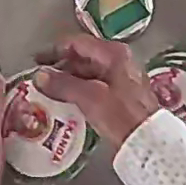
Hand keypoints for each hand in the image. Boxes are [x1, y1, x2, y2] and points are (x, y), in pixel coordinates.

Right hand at [33, 35, 159, 146]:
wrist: (147, 141)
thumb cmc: (122, 116)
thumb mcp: (90, 97)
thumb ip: (63, 84)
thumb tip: (40, 76)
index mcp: (114, 54)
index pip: (78, 43)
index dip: (54, 50)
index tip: (38, 60)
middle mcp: (119, 60)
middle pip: (83, 56)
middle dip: (60, 66)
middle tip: (41, 77)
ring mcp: (122, 76)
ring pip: (88, 71)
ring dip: (68, 79)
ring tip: (49, 90)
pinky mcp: (122, 93)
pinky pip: (95, 85)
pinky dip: (79, 89)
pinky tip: (67, 100)